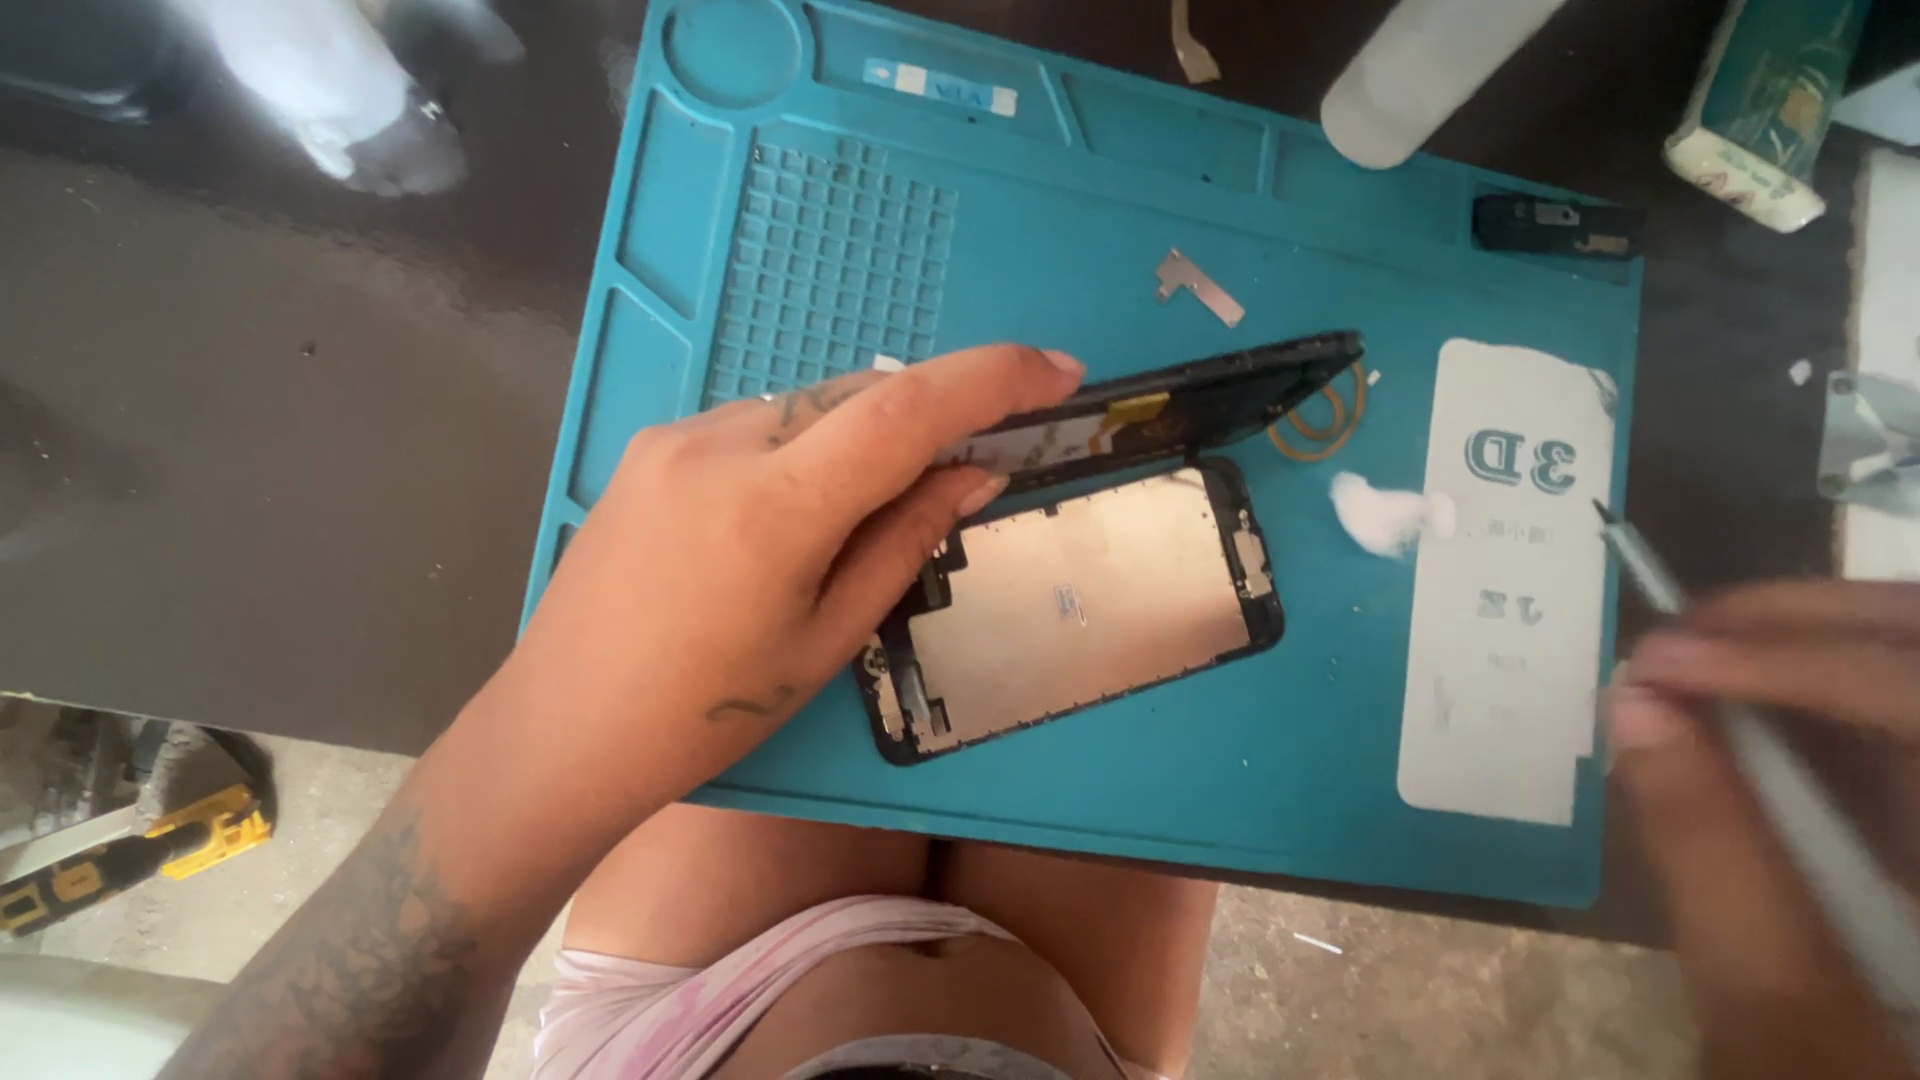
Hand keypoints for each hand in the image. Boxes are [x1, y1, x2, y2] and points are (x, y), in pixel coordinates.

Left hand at [483, 344, 1083, 798]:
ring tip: (878, 501)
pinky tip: (804, 504)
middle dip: (934, 410)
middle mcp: (720, 442)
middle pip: (861, 393)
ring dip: (869, 431)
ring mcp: (676, 435)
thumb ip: (905, 542)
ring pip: (811, 404)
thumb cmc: (709, 713)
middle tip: (976, 454)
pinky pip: (761, 421)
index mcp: (773, 507)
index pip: (905, 408)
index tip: (1057, 370)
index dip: (994, 376)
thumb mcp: (828, 639)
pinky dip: (812, 443)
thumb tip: (975, 473)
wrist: (561, 728)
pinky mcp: (652, 444)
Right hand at [1611, 581, 1919, 1078]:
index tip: (1662, 659)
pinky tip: (1728, 706)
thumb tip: (1630, 708)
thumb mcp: (1779, 1014)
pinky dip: (1807, 700)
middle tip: (1677, 635)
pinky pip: (1890, 728)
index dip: (1808, 663)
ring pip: (1913, 678)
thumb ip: (1710, 854)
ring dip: (1806, 649)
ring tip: (1687, 658)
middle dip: (1812, 625)